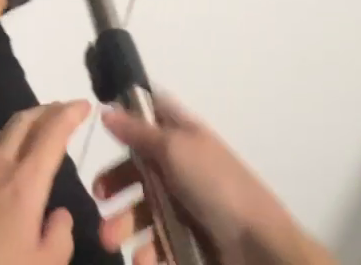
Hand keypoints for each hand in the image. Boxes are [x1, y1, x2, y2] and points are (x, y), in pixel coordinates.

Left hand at [0, 100, 91, 264]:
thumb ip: (59, 237)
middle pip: (22, 122)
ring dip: (22, 128)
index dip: (69, 114)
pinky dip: (1, 151)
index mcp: (22, 184)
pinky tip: (5, 172)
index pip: (51, 134)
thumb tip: (58, 214)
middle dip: (46, 110)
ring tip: (38, 135)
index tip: (84, 103)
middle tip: (65, 111)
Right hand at [96, 96, 333, 264]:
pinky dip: (146, 250)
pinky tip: (143, 259)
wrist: (261, 251)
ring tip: (110, 239)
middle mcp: (182, 166)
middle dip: (114, 182)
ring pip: (142, 207)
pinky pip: (157, 241)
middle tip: (98, 197)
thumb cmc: (217, 188)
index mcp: (183, 136)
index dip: (127, 115)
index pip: (151, 114)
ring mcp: (185, 206)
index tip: (99, 123)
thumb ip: (138, 132)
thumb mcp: (175, 149)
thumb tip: (107, 110)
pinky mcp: (188, 241)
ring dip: (122, 222)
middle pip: (138, 166)